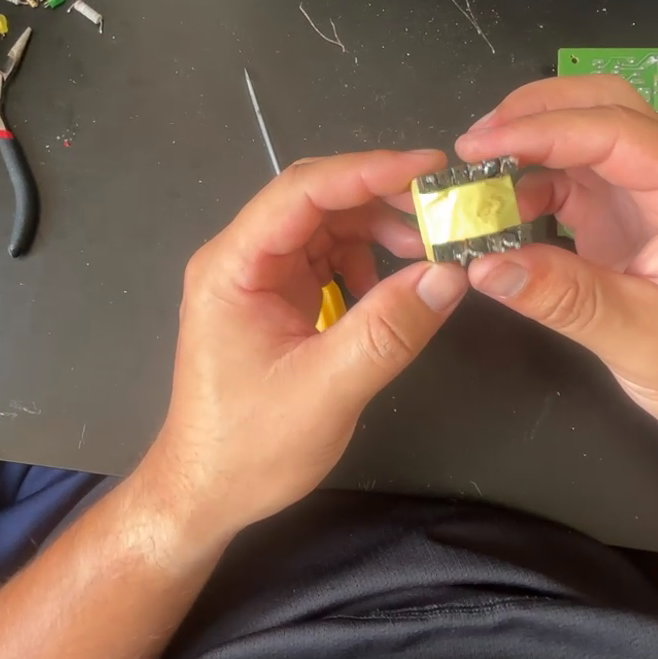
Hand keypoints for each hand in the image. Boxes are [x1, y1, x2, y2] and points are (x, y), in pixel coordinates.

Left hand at [141, 150, 469, 541]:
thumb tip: (450, 274)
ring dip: (376, 228)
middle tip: (444, 208)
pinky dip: (364, 261)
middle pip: (314, 200)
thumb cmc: (250, 448)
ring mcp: (258, 277)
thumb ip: (388, 330)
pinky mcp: (276, 297)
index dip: (366, 171)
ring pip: (324, 225)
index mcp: (233, 266)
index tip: (429, 167)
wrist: (207, 491)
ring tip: (429, 248)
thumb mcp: (326, 390)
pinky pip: (325, 258)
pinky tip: (390, 285)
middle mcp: (241, 258)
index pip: (300, 191)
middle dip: (379, 198)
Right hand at [453, 76, 657, 461]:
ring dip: (530, 149)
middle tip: (473, 143)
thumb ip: (563, 297)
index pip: (617, 133)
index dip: (541, 132)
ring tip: (474, 177)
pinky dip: (533, 191)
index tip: (475, 148)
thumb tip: (482, 267)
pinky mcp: (630, 223)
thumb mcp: (644, 340)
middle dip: (536, 113)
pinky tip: (500, 213)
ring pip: (587, 141)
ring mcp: (654, 199)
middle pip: (607, 109)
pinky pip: (575, 186)